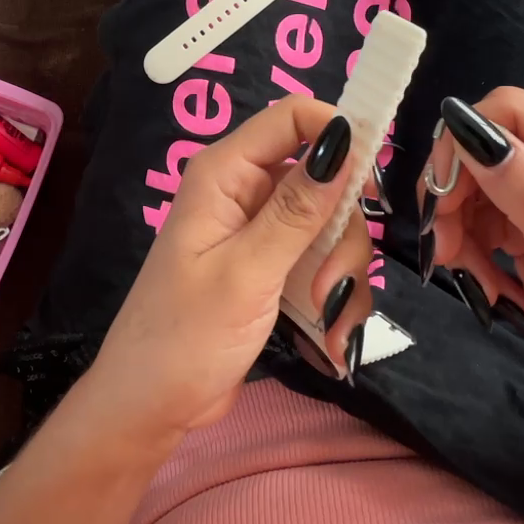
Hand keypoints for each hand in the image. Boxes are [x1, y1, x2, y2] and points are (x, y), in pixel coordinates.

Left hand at [85, 96, 373, 434]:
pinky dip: (335, 301)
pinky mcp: (275, 269)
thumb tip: (345, 141)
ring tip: (328, 326)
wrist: (151, 406)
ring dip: (341, 278)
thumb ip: (297, 209)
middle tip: (330, 289)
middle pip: (324, 181)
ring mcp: (262, 232)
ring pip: (332, 228)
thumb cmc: (184, 335)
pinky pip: (324, 265)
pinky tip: (328, 341)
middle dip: (341, 238)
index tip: (373, 184)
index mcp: (225, 173)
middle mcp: (245, 192)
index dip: (338, 132)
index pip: (291, 117)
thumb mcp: (246, 272)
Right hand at [427, 87, 523, 432]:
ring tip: (471, 277)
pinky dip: (480, 236)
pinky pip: (499, 200)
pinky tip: (488, 276)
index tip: (438, 208)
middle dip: (459, 194)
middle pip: (496, 141)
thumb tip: (467, 129)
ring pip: (487, 173)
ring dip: (464, 222)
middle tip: (444, 253)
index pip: (514, 110)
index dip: (462, 146)